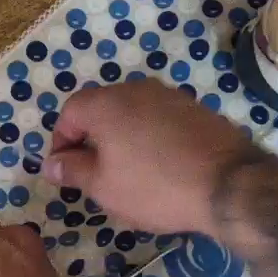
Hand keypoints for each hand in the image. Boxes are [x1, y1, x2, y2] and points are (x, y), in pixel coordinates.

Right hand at [42, 80, 258, 236]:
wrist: (227, 184)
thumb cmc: (153, 187)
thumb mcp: (103, 186)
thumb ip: (73, 170)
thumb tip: (51, 163)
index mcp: (107, 103)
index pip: (69, 112)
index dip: (60, 142)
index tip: (63, 171)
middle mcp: (137, 90)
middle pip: (101, 109)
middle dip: (90, 140)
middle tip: (92, 175)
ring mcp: (170, 96)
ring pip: (131, 115)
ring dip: (120, 140)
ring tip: (125, 175)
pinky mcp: (195, 110)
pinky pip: (158, 121)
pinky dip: (148, 140)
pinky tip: (157, 169)